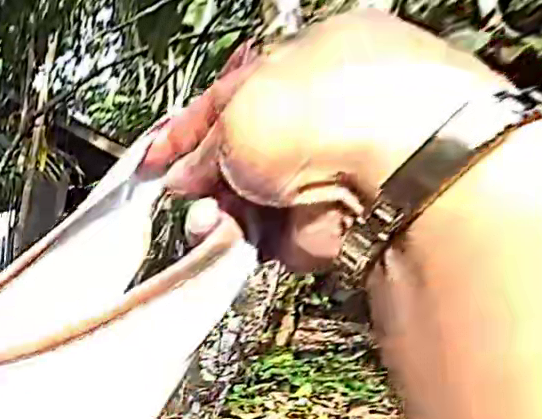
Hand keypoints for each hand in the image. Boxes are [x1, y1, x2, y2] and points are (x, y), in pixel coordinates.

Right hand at [147, 10, 510, 271]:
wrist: (388, 175)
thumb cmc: (328, 113)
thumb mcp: (239, 108)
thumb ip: (202, 142)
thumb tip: (184, 172)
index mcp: (308, 58)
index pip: (231, 93)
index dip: (186, 127)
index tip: (153, 156)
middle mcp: (312, 114)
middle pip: (227, 154)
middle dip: (196, 176)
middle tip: (181, 187)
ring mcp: (311, 171)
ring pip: (232, 199)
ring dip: (211, 210)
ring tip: (211, 215)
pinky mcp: (307, 222)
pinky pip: (248, 233)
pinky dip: (231, 237)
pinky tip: (229, 232)